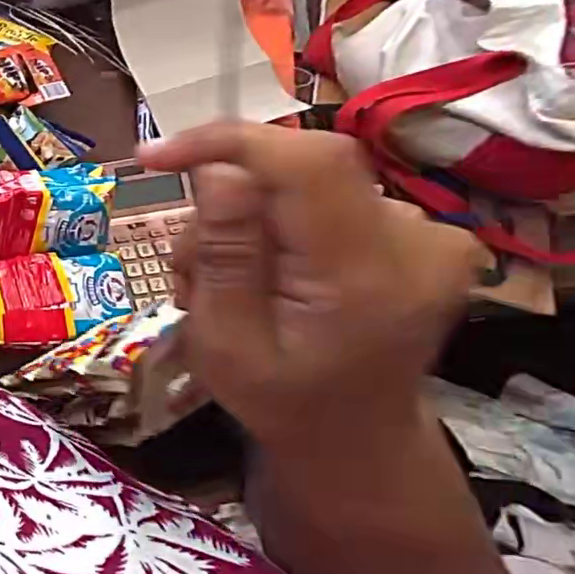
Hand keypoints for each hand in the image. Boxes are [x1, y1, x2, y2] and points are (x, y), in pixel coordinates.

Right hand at [140, 124, 485, 446]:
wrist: (350, 430)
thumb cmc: (275, 395)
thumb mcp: (222, 338)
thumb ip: (224, 256)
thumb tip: (217, 173)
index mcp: (366, 274)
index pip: (308, 165)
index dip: (226, 142)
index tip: (152, 157)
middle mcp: (414, 239)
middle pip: (299, 168)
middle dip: (219, 198)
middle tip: (187, 266)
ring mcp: (422, 233)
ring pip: (294, 186)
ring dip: (234, 221)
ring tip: (215, 285)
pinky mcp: (410, 231)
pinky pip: (314, 198)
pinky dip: (265, 225)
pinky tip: (253, 272)